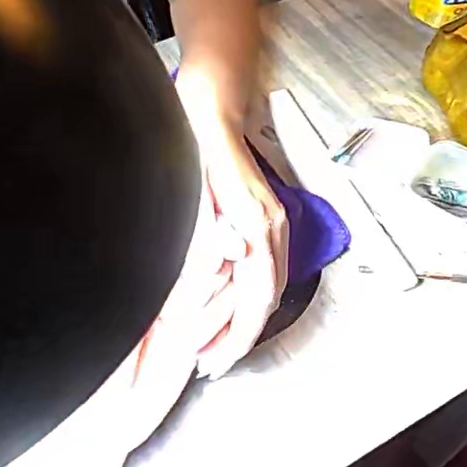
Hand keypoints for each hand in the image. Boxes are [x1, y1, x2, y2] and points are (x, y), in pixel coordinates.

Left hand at [187, 123, 288, 378]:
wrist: (211, 106)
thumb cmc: (197, 140)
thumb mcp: (194, 190)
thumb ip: (206, 236)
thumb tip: (215, 279)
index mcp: (256, 223)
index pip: (255, 297)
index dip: (235, 336)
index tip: (214, 360)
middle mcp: (273, 226)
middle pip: (266, 298)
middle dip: (239, 336)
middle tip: (210, 361)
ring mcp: (273, 220)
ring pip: (269, 285)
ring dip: (244, 318)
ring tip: (215, 341)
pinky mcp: (265, 215)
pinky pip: (266, 267)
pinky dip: (249, 294)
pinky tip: (229, 301)